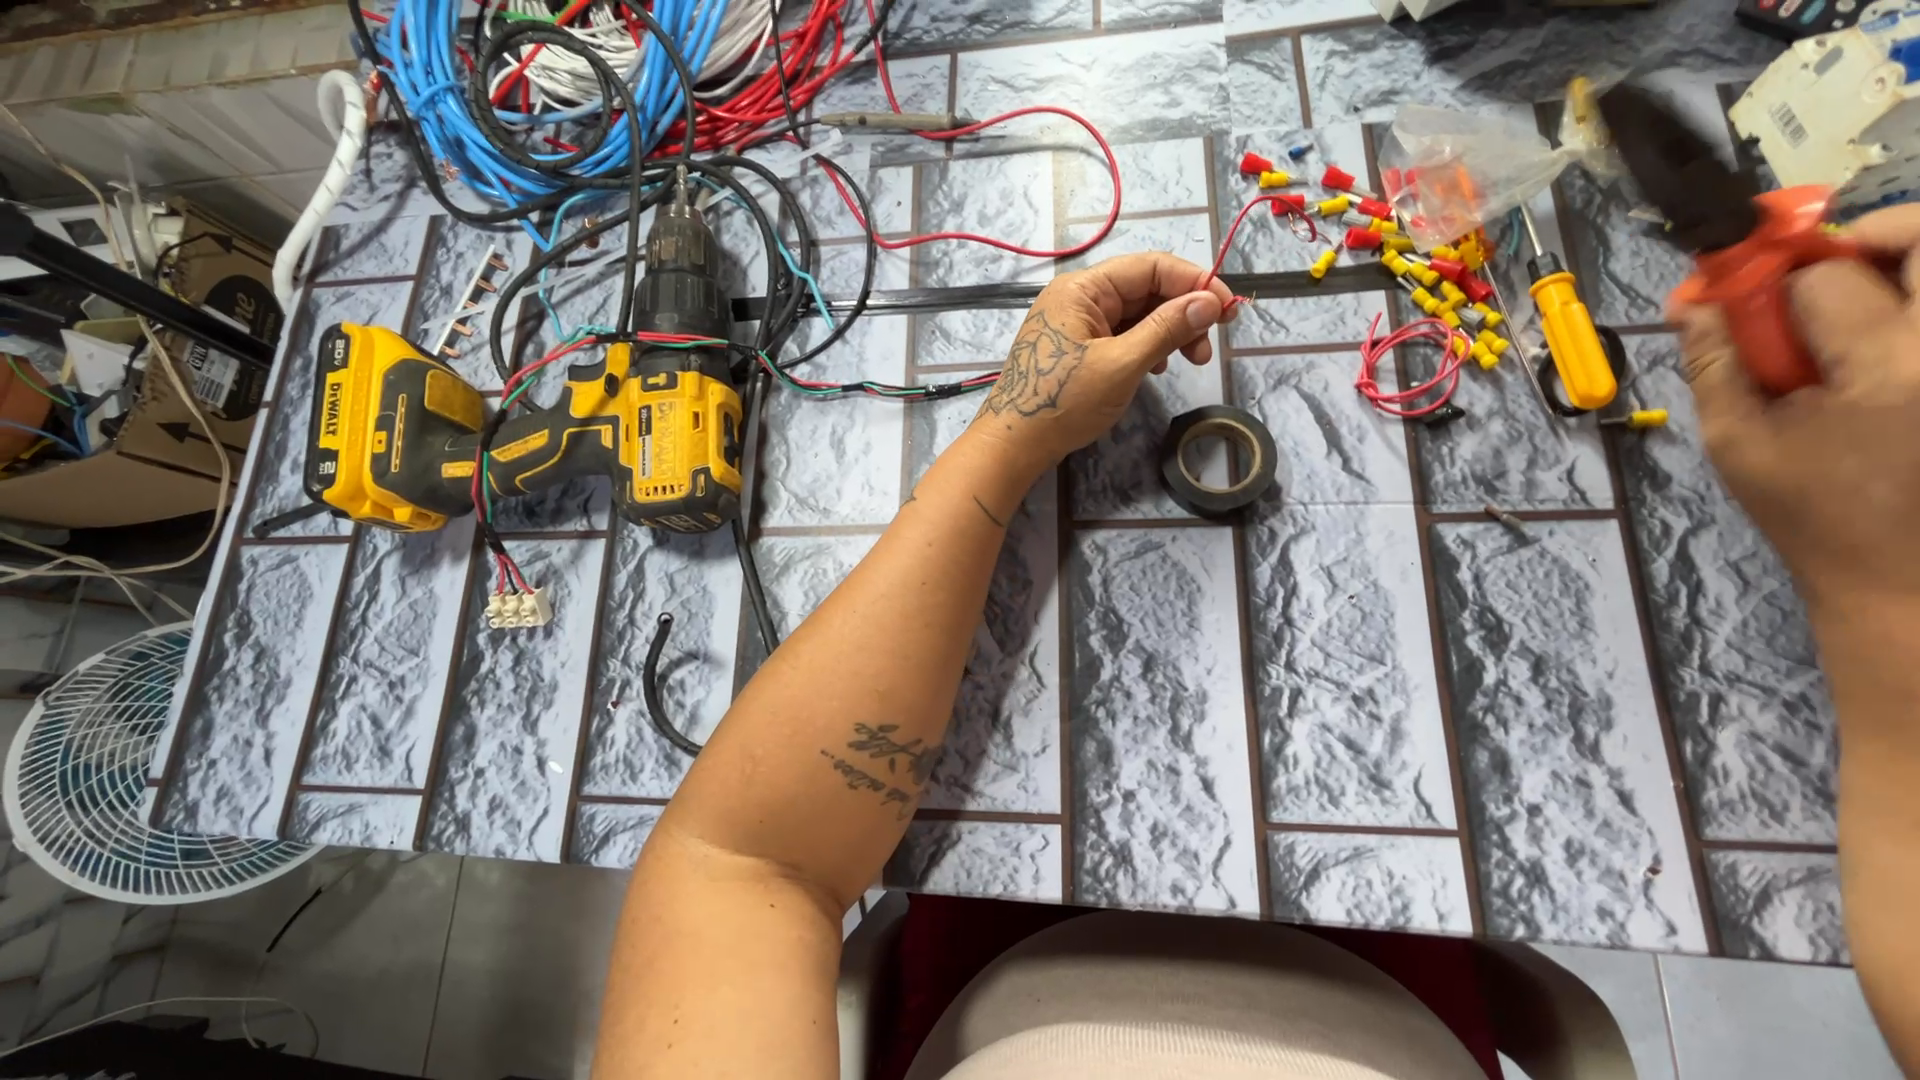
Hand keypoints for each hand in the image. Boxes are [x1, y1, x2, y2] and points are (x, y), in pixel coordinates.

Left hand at [966, 252, 1234, 474]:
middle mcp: (1079, 298)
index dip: (1195, 283)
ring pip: (1137, 314)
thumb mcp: (1121, 365)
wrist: (1015, 445)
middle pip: (1146, 289)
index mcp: (1083, 289)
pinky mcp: (1077, 349)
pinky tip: (1158, 367)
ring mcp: (1076, 324)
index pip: (1152, 267)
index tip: (1226, 311)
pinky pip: (1122, 335)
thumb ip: (1166, 330)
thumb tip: (1209, 302)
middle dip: (1184, 312)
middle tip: (1209, 347)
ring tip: (1191, 361)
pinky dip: (1147, 347)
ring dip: (1169, 332)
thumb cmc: (1063, 403)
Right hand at [1674, 204, 1919, 614]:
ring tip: (1849, 309)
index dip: (1770, 286)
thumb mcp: (1737, 440)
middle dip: (1866, 241)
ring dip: (1893, 271)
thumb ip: (1715, 364)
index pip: (1824, 280)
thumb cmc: (1809, 510)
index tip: (1737, 298)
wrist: (1902, 572)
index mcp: (1890, 366)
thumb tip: (1693, 303)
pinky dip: (1908, 309)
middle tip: (1821, 273)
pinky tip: (1876, 343)